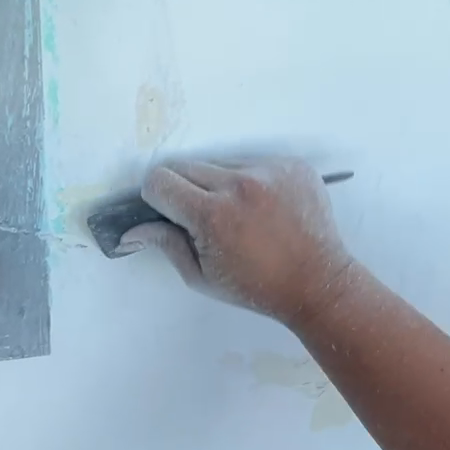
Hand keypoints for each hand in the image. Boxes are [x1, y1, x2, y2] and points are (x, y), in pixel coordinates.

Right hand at [118, 158, 359, 324]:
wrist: (317, 282)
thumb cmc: (254, 287)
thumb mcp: (200, 275)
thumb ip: (165, 243)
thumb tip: (131, 231)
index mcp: (212, 215)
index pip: (159, 181)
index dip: (155, 197)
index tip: (167, 212)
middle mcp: (239, 185)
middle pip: (184, 166)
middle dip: (182, 189)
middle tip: (199, 217)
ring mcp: (269, 171)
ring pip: (218, 163)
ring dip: (215, 184)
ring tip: (237, 215)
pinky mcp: (291, 165)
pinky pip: (252, 162)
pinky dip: (247, 181)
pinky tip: (261, 209)